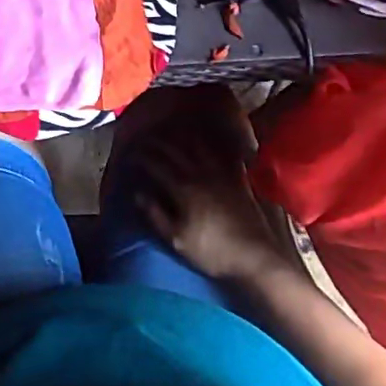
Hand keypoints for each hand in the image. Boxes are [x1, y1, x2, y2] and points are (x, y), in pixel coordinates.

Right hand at [132, 117, 289, 285]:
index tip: (132, 154)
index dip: (142, 157)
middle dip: (158, 143)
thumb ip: (156, 216)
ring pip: (199, 147)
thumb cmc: (212, 251)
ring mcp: (221, 173)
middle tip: (148, 139)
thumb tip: (138, 194)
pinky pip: (224, 154)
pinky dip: (214, 146)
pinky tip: (211, 143)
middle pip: (175, 151)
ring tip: (175, 132)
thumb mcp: (177, 240)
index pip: (157, 165)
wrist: (254, 253)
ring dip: (184, 138)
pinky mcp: (238, 177)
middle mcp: (200, 174)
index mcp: (183, 188)